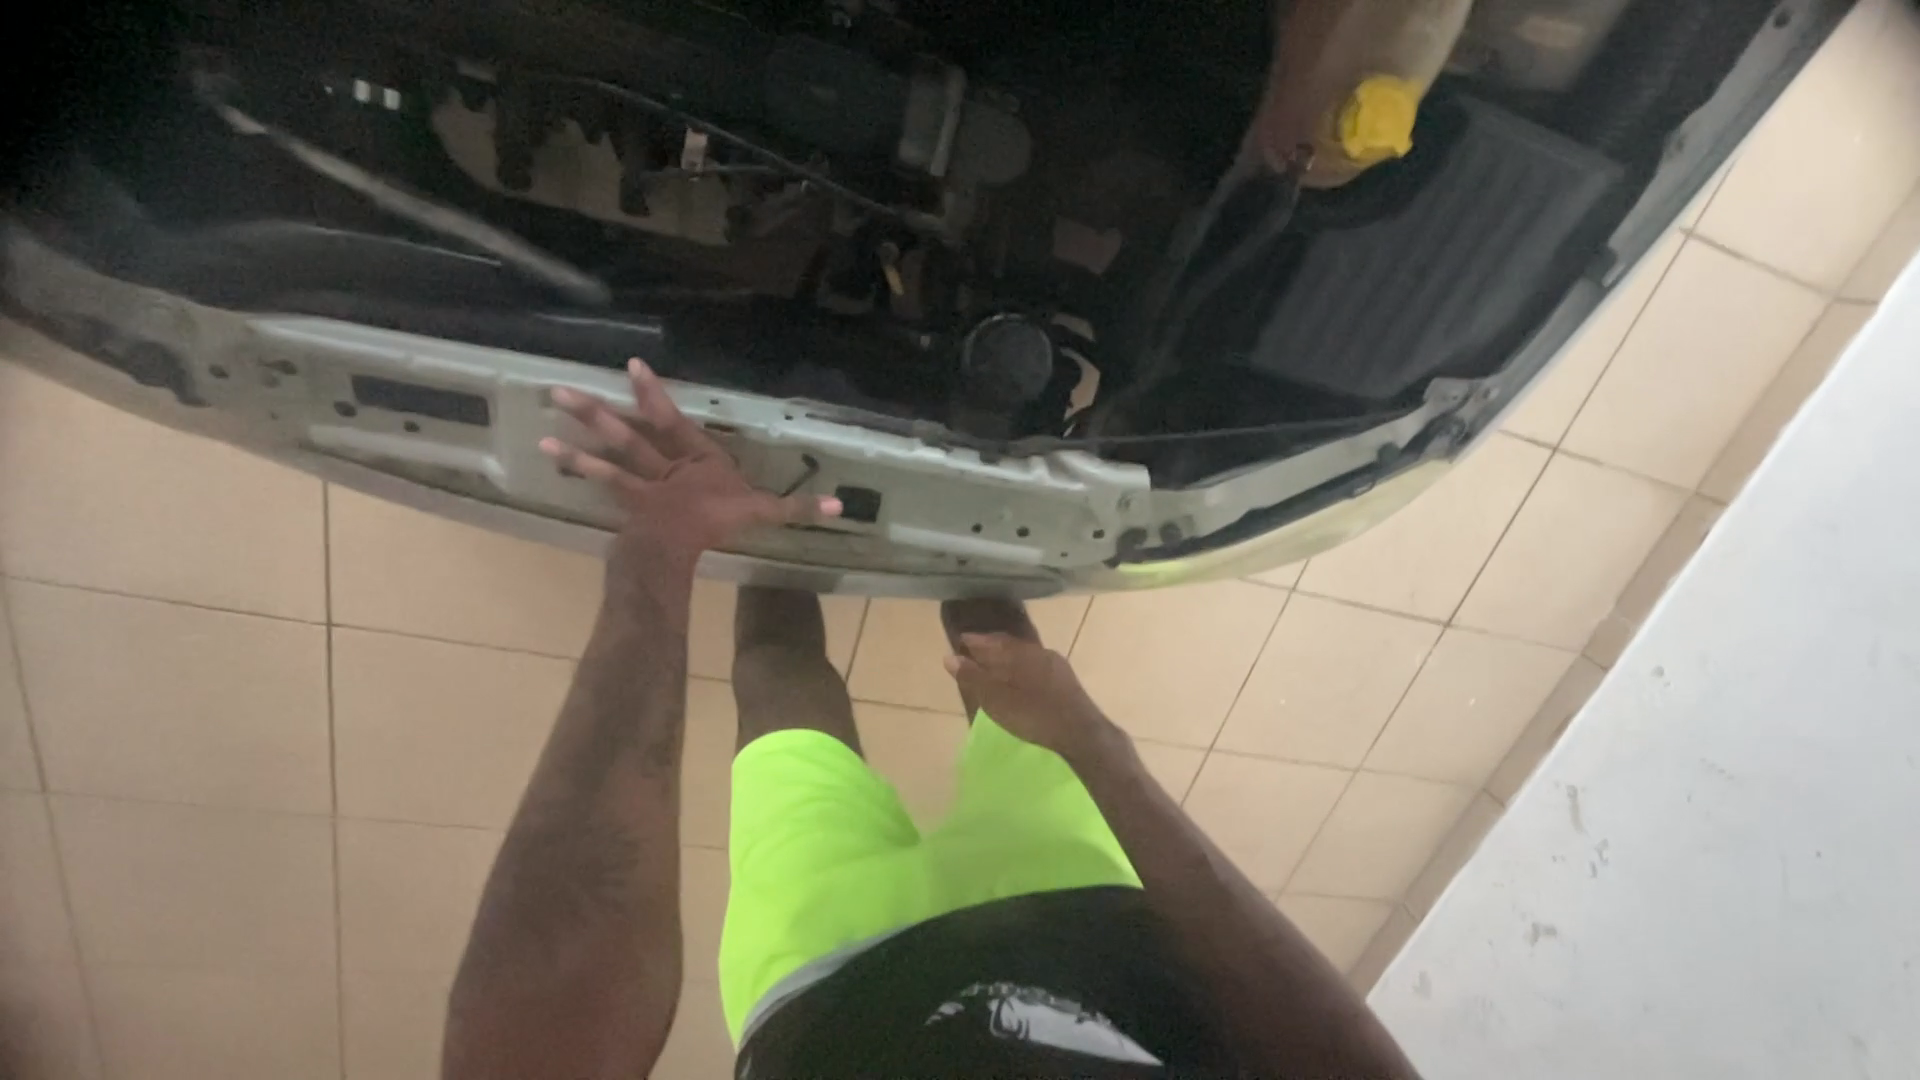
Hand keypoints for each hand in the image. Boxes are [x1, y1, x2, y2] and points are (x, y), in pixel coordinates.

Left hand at [540, 359, 841, 571]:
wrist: (677, 545)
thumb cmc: (719, 520)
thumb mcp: (763, 512)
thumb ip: (797, 508)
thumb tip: (841, 507)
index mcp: (696, 457)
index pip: (672, 419)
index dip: (652, 393)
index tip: (631, 364)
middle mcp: (664, 465)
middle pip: (628, 436)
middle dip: (596, 414)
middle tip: (557, 391)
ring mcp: (643, 487)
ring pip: (608, 462)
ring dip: (577, 450)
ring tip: (541, 438)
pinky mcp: (630, 509)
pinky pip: (606, 492)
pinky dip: (585, 482)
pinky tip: (558, 469)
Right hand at [944, 633, 1121, 762]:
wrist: (1080, 732)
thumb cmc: (1033, 714)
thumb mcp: (996, 699)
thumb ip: (973, 678)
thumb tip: (949, 657)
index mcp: (1020, 653)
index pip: (992, 640)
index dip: (976, 640)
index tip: (962, 640)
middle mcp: (1038, 652)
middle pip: (1009, 646)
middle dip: (991, 648)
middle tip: (975, 651)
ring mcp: (1055, 665)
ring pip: (1025, 656)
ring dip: (1008, 659)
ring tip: (995, 666)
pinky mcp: (1066, 680)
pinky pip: (1036, 666)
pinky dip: (1022, 669)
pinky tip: (1021, 680)